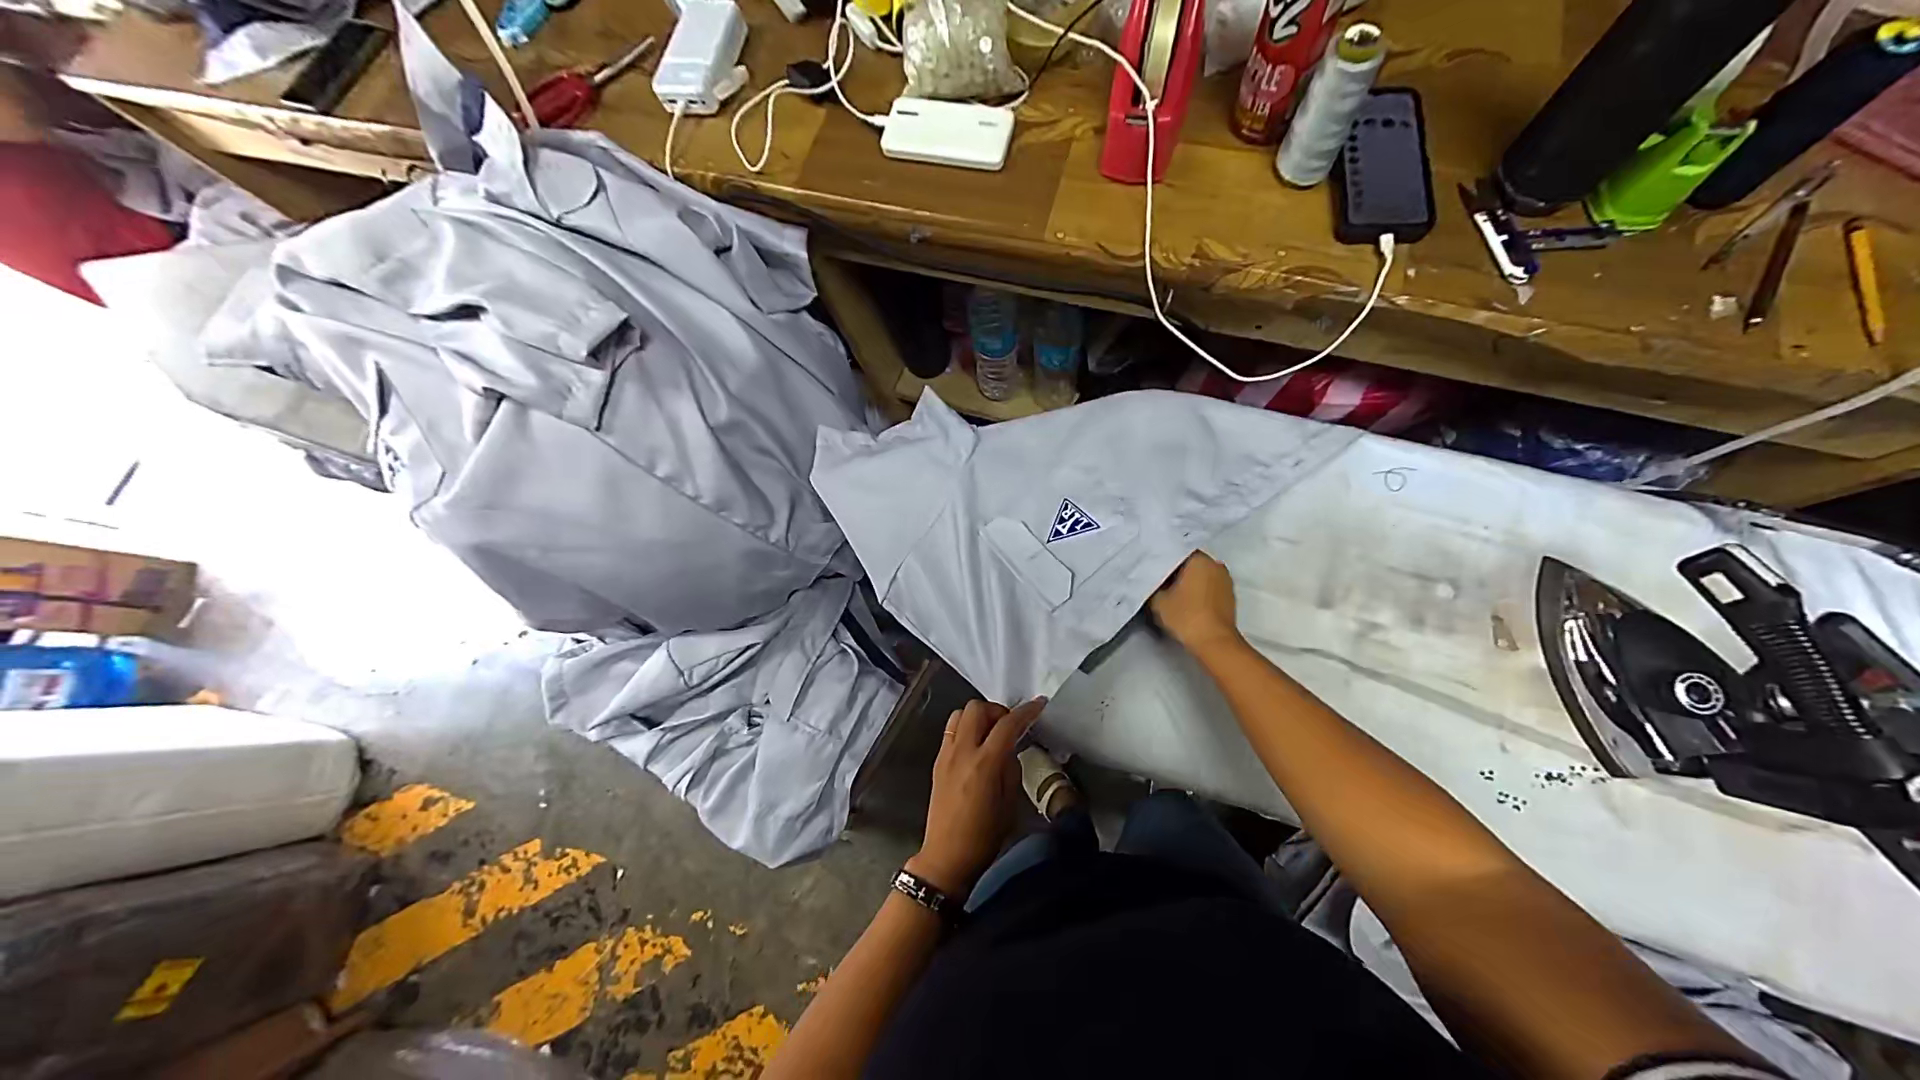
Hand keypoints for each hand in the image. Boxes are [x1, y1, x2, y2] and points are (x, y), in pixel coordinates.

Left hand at [908, 697, 1045, 895]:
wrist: (947, 856)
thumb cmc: (984, 836)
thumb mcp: (1010, 804)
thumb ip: (1012, 768)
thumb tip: (1011, 748)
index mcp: (985, 764)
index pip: (1007, 725)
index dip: (1026, 712)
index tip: (1038, 705)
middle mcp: (962, 752)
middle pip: (978, 709)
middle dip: (997, 711)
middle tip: (1010, 727)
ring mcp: (946, 755)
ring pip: (960, 714)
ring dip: (978, 717)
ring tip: (991, 734)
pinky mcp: (937, 762)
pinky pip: (951, 730)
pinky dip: (966, 729)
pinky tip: (976, 747)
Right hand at [1150, 551, 1242, 654]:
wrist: (1214, 643)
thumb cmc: (1185, 616)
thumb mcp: (1157, 600)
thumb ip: (1152, 584)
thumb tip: (1151, 578)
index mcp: (1199, 559)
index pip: (1176, 549)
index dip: (1161, 557)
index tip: (1150, 566)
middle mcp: (1216, 564)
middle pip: (1190, 561)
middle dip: (1176, 569)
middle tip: (1158, 578)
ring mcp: (1226, 580)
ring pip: (1201, 574)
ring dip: (1188, 580)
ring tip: (1171, 590)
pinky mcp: (1229, 596)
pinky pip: (1209, 586)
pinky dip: (1198, 590)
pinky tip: (1186, 600)